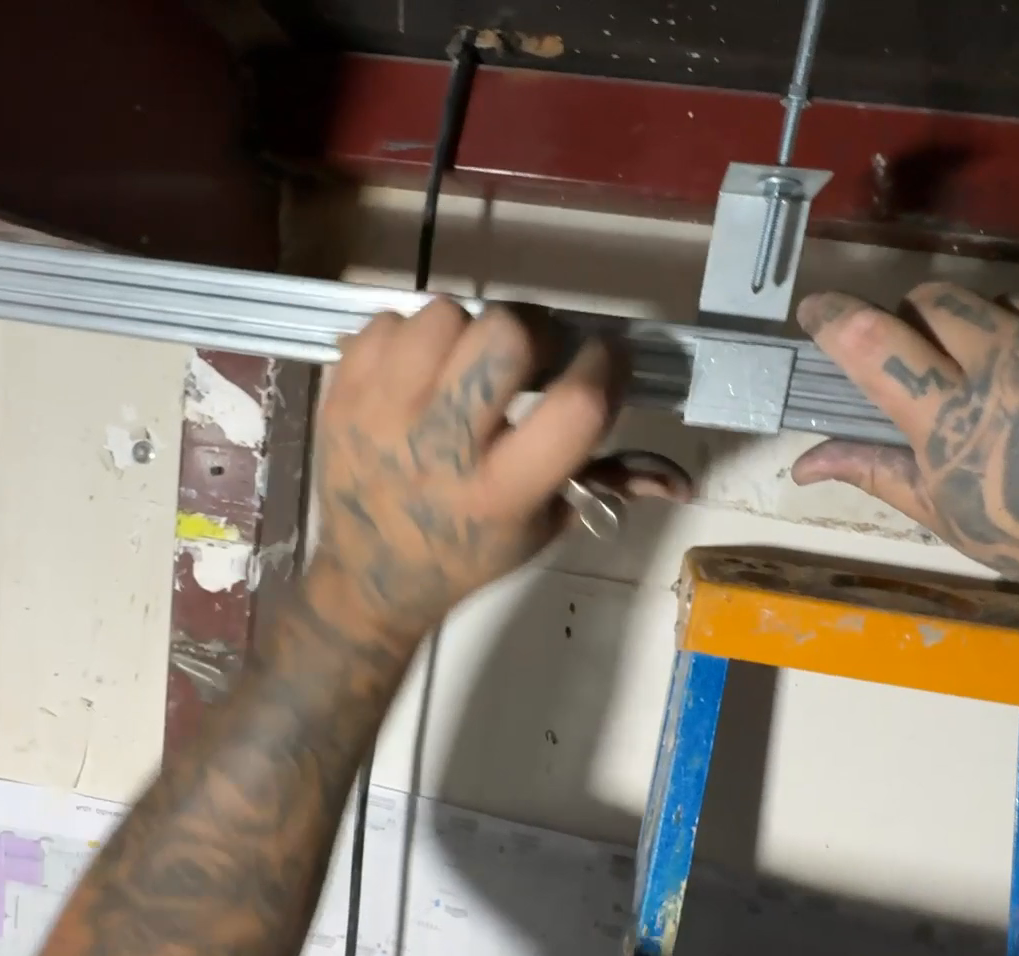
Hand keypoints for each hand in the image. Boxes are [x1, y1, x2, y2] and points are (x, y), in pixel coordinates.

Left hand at [307, 299, 621, 642]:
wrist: (370, 578)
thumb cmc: (469, 554)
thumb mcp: (542, 529)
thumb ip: (605, 484)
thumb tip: (680, 479)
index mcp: (501, 492)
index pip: (576, 405)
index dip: (604, 365)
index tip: (602, 358)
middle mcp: (439, 449)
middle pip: (504, 335)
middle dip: (531, 331)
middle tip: (528, 357)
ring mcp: (379, 415)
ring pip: (443, 313)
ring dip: (468, 331)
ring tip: (465, 368)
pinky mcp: (339, 394)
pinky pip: (388, 320)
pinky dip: (413, 338)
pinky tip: (418, 376)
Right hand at [791, 284, 1018, 645]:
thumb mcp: (959, 520)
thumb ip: (879, 473)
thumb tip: (801, 464)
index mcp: (956, 423)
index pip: (871, 342)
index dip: (834, 318)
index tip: (817, 309)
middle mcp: (1013, 361)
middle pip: (936, 299)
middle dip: (923, 320)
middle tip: (944, 358)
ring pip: (1010, 299)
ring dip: (1003, 330)